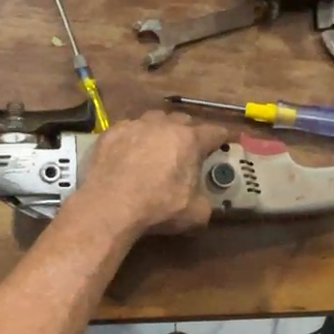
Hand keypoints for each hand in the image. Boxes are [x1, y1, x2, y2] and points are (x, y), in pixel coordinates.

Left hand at [72, 111, 232, 236]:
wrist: (109, 206)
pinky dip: (133, 139)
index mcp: (190, 140)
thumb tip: (203, 203)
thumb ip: (205, 203)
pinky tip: (128, 155)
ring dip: (160, 131)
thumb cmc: (158, 208)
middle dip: (188, 133)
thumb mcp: (195, 214)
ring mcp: (135, 125)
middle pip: (183, 120)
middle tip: (187, 151)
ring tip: (156, 149)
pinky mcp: (111, 132)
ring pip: (154, 120)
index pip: (215, 132)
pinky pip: (128, 129)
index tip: (225, 143)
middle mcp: (164, 125)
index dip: (222, 138)